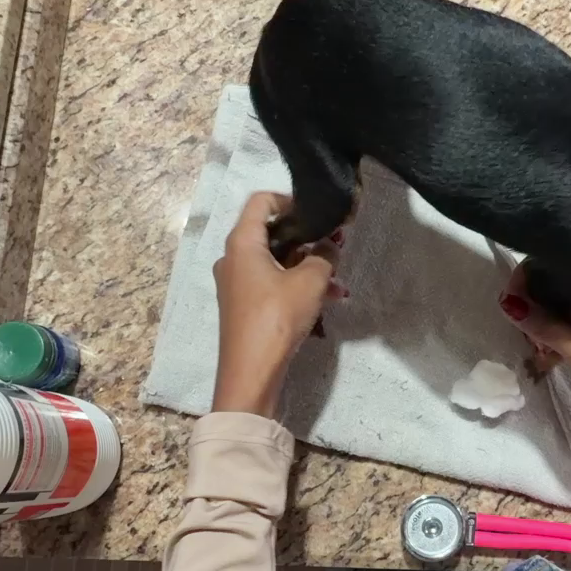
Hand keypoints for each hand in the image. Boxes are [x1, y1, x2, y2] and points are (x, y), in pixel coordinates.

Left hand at [212, 193, 338, 416]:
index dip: (290, 200)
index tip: (317, 213)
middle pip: (270, 232)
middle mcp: (233, 257)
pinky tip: (326, 298)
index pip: (261, 201)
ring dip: (306, 264)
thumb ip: (324, 256)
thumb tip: (330, 246)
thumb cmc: (277, 317)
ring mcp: (236, 282)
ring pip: (275, 260)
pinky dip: (296, 284)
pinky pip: (272, 282)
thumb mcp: (310, 282)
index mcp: (241, 242)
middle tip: (335, 244)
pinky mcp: (244, 304)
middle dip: (305, 237)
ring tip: (337, 279)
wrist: (251, 371)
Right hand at [499, 267, 570, 451]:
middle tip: (531, 342)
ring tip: (543, 354)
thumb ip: (543, 324)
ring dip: (546, 328)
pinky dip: (563, 338)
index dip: (525, 285)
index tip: (510, 311)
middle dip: (534, 311)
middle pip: (556, 290)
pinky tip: (556, 356)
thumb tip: (506, 301)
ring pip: (565, 311)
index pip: (552, 269)